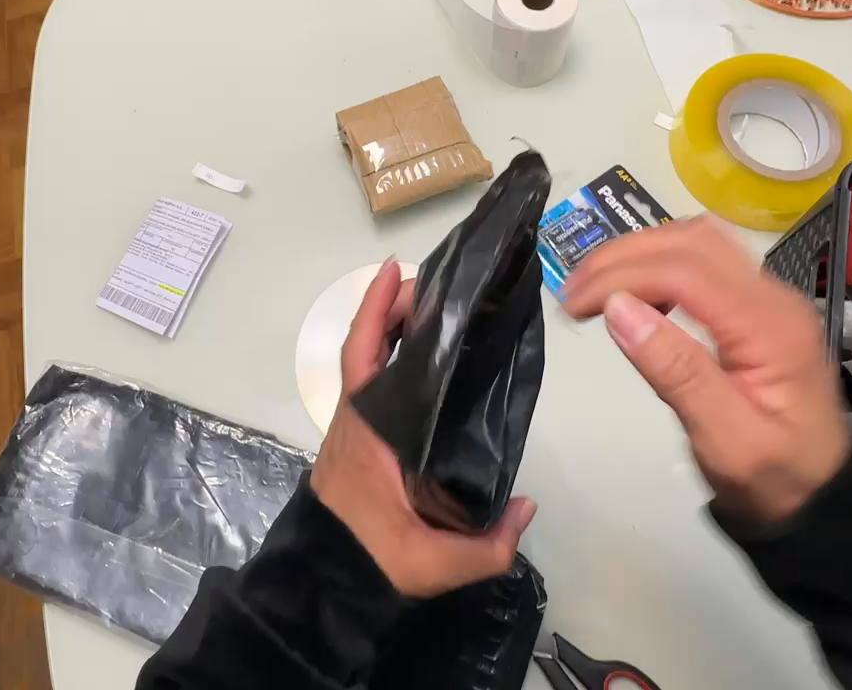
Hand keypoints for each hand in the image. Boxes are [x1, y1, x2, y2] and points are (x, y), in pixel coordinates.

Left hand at [310, 258, 538, 596]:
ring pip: (365, 358)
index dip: (377, 309)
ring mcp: (352, 422)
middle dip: (393, 305)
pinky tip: (419, 352)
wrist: (324, 581)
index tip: (397, 271)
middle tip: (437, 284)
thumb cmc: (372, 559)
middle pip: (364, 343)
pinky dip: (387, 354)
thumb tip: (527, 505)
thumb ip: (487, 544)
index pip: (365, 354)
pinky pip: (369, 379)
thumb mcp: (433, 563)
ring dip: (390, 326)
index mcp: (368, 428)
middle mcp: (356, 414)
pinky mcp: (356, 433)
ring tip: (434, 305)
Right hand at [563, 218, 851, 524]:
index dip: (620, 276)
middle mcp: (772, 297)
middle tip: (575, 290)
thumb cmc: (772, 477)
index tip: (575, 305)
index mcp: (769, 328)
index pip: (683, 271)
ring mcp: (766, 295)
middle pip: (689, 240)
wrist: (820, 498)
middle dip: (622, 255)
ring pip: (694, 239)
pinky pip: (700, 257)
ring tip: (595, 285)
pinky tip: (631, 291)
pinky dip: (656, 261)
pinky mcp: (753, 301)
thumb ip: (677, 372)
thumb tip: (619, 308)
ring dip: (637, 252)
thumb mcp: (726, 441)